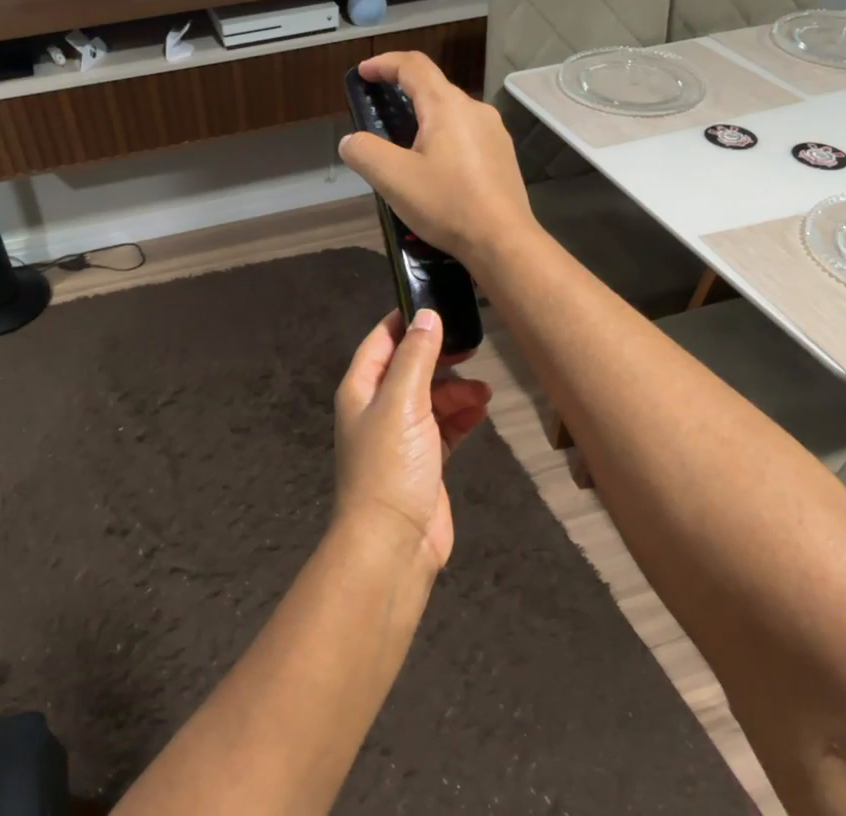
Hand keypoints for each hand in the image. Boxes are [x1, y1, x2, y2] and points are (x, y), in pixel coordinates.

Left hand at [333, 309, 491, 569]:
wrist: (393, 542)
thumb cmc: (390, 466)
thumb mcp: (402, 402)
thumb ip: (416, 357)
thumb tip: (426, 316)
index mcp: (360, 389)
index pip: (380, 341)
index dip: (405, 321)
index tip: (438, 304)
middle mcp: (377, 408)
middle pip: (409, 368)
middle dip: (439, 356)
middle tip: (473, 346)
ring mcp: (400, 437)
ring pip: (430, 398)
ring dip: (456, 390)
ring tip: (484, 391)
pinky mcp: (423, 461)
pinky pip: (443, 428)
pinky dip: (461, 417)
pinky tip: (481, 411)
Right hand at [339, 51, 537, 266]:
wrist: (502, 240)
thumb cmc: (447, 204)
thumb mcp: (393, 179)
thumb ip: (364, 152)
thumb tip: (351, 141)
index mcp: (447, 106)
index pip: (413, 66)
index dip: (384, 64)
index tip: (363, 73)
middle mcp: (475, 110)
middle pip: (433, 89)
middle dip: (402, 95)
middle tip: (379, 118)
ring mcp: (493, 133)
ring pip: (450, 115)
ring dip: (423, 122)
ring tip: (403, 151)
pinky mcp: (501, 157)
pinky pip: (465, 137)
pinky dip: (442, 141)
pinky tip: (434, 172)